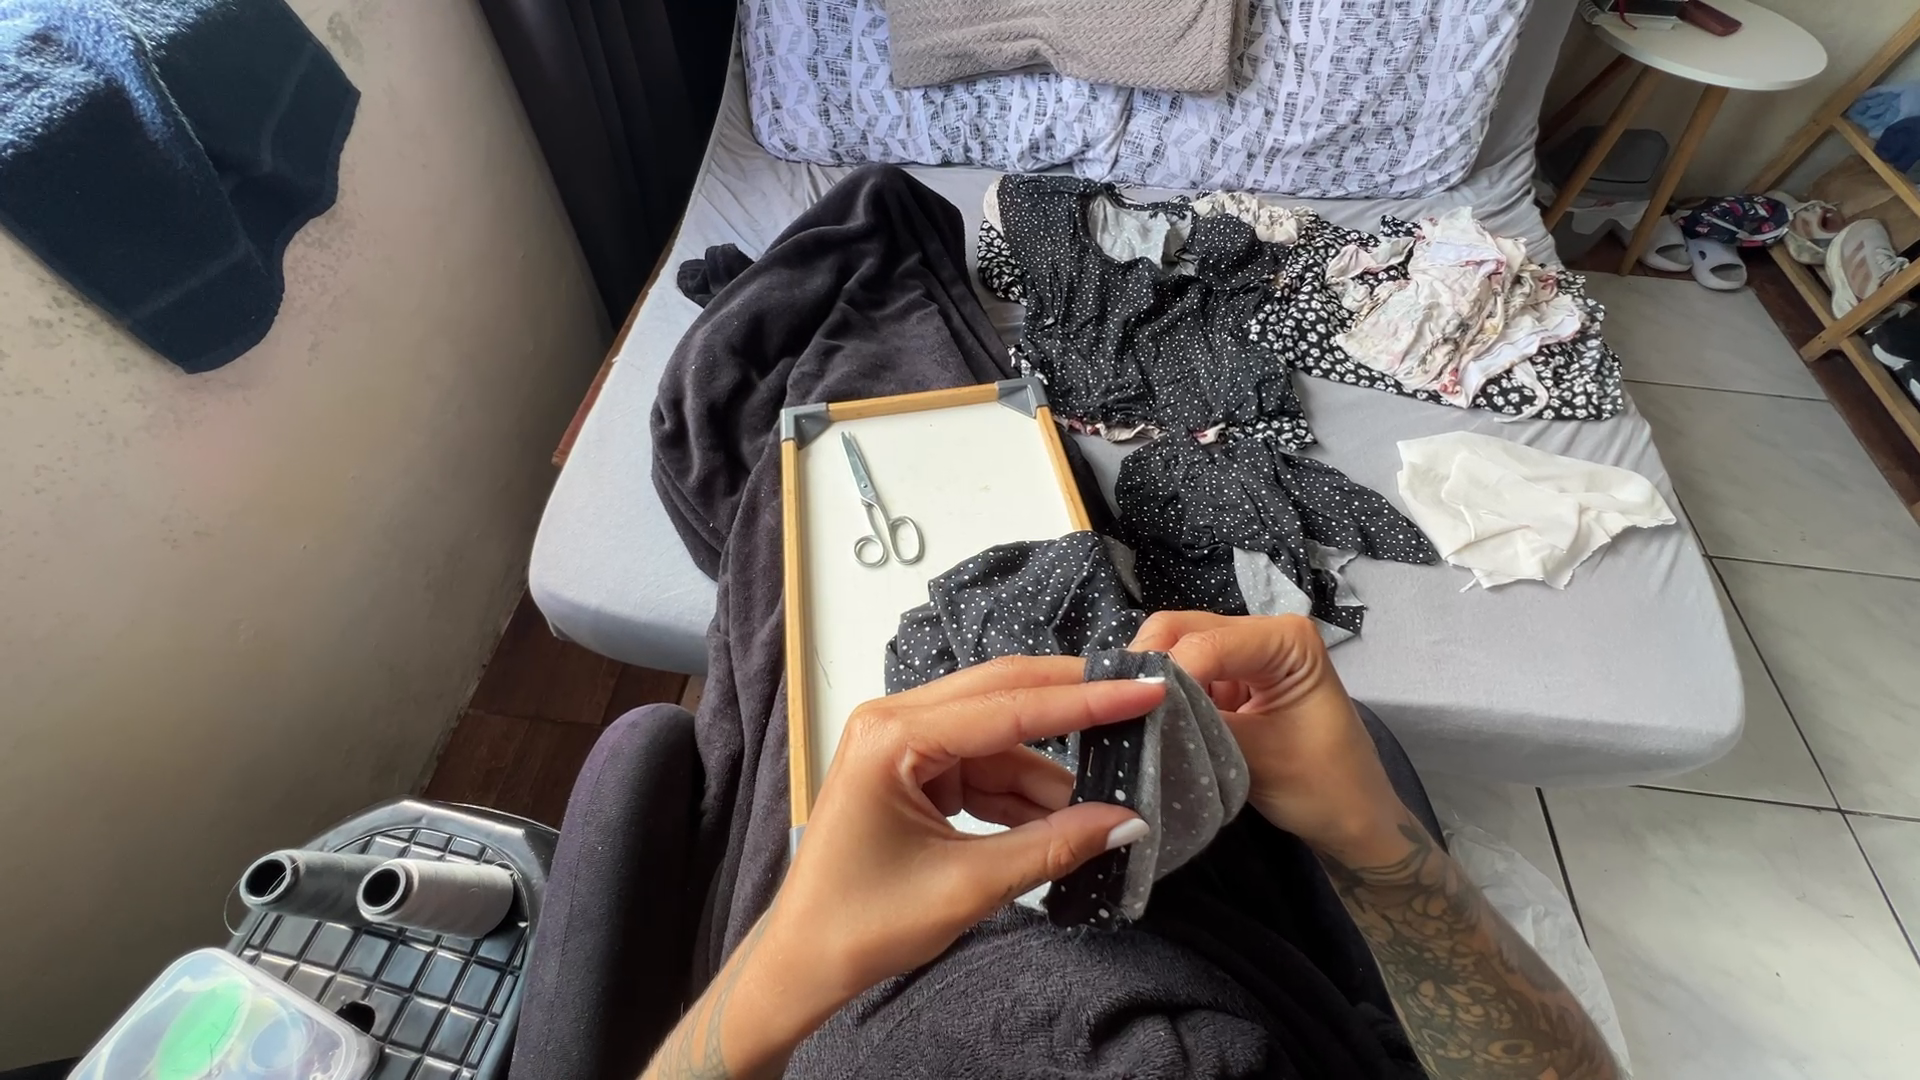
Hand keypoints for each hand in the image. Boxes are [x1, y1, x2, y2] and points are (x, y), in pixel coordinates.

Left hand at [733, 658, 1164, 1060]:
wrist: (803, 960)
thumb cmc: (861, 923)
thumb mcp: (965, 887)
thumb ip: (1051, 848)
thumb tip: (1127, 822)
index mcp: (893, 735)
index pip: (1007, 706)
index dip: (1083, 701)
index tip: (1143, 690)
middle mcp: (894, 720)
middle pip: (1002, 696)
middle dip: (1071, 706)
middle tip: (1137, 706)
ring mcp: (903, 739)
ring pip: (998, 735)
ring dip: (1048, 771)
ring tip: (1101, 803)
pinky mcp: (915, 764)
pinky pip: (983, 764)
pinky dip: (1021, 791)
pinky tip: (1059, 818)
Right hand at [1130, 612, 1411, 862]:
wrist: (1353, 822)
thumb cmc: (1322, 789)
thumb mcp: (1256, 757)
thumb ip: (1197, 723)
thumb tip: (1138, 708)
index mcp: (1286, 639)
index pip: (1203, 642)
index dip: (1166, 675)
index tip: (1138, 716)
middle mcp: (1261, 630)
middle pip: (1178, 629)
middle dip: (1147, 666)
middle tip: (1119, 709)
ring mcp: (1242, 650)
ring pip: (1171, 644)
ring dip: (1148, 676)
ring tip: (1127, 712)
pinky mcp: (1227, 673)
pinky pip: (1179, 666)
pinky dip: (1157, 688)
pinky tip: (1143, 713)